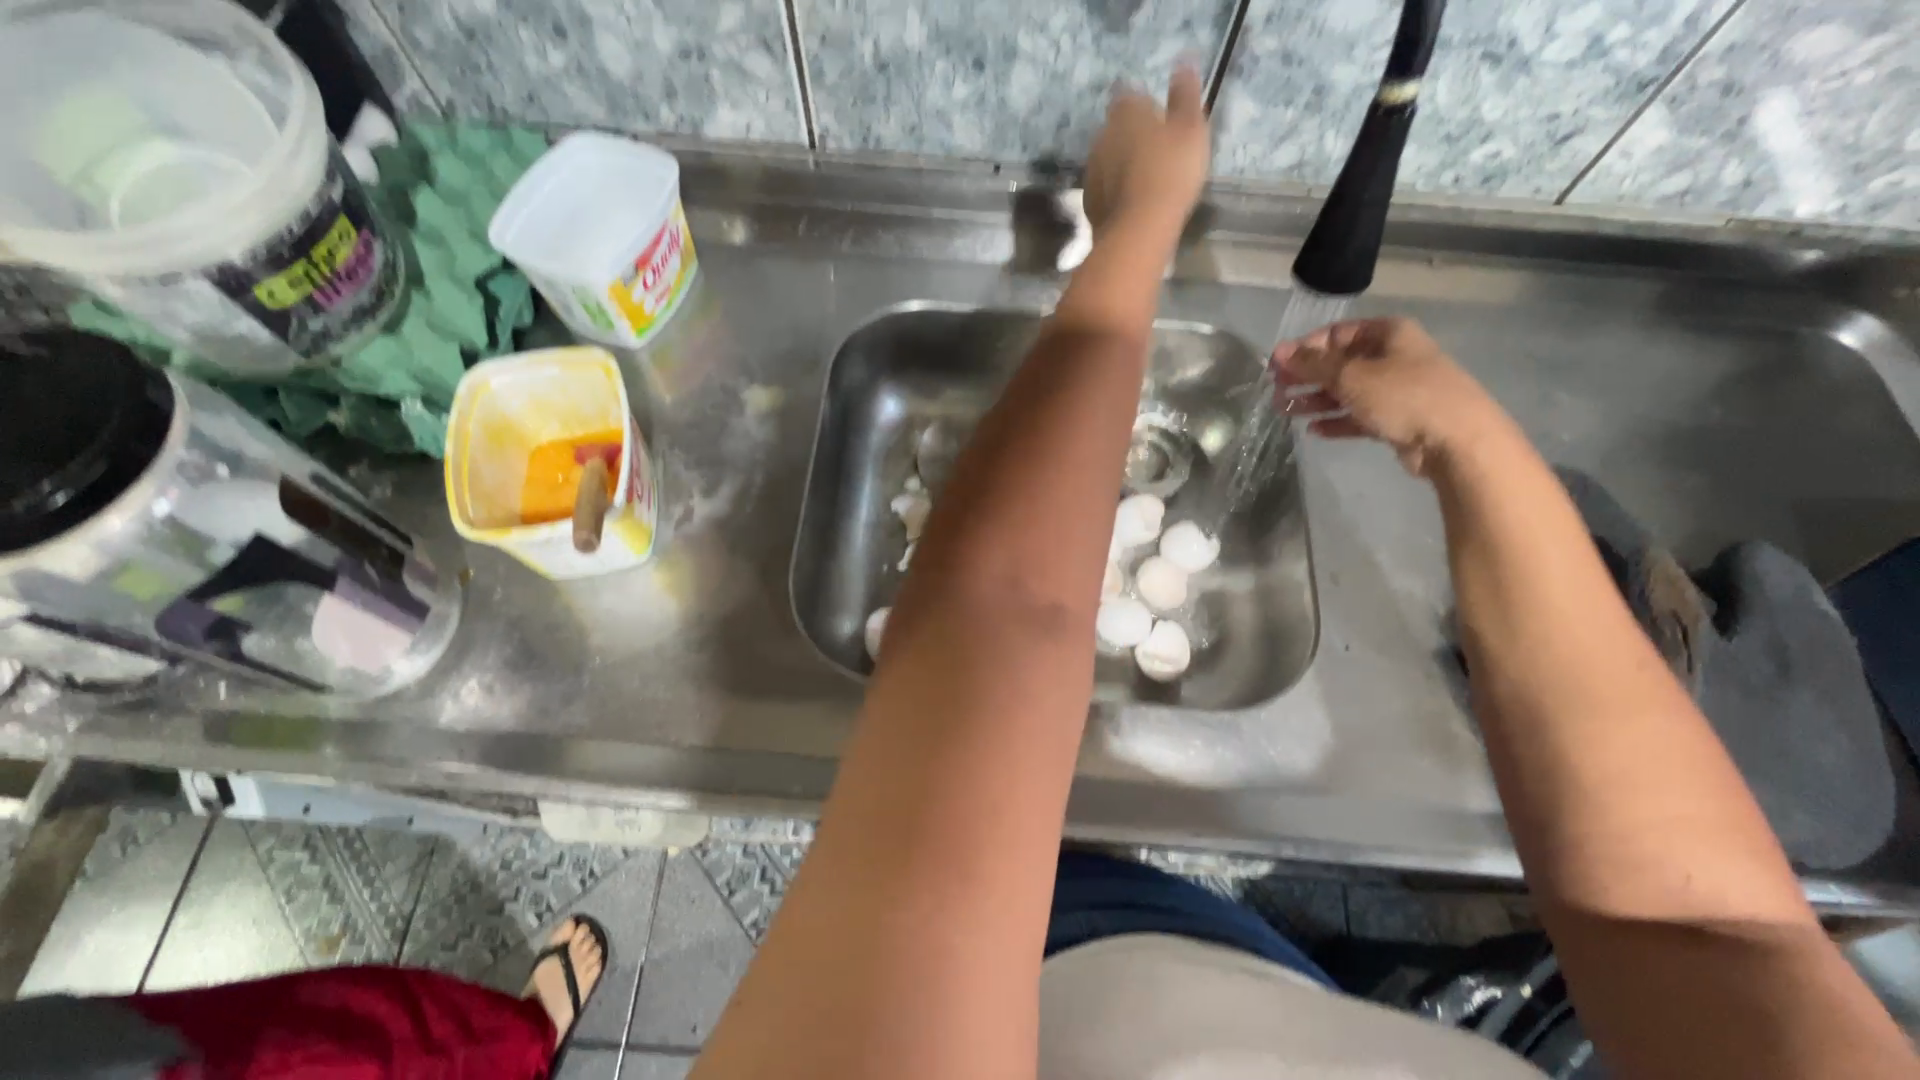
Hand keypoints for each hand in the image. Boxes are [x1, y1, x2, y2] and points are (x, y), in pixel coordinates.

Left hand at [1083, 65, 1210, 234]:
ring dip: (1122, 162)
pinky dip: (1115, 189)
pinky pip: (1104, 186)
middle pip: (1115, 126)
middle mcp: (1101, 135)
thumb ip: (1185, 94)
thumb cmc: (1170, 171)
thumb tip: (1184, 59)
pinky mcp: (1089, 200)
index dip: (1141, 101)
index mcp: (1125, 112)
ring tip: (1145, 176)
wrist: (1139, 227)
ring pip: (1108, 157)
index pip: (1127, 93)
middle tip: (1155, 147)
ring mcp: (1091, 169)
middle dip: (1131, 132)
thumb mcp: (1190, 128)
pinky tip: (1132, 200)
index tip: (1154, 113)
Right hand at [1276, 317, 1503, 476]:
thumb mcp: (1351, 375)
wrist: (1455, 439)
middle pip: (1340, 363)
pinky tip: (1315, 431)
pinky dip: (1337, 421)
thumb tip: (1278, 352)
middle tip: (1277, 391)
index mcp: (1387, 334)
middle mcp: (1393, 356)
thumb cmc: (1402, 395)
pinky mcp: (1398, 419)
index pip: (1336, 333)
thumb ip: (1313, 364)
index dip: (1304, 348)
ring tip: (1287, 412)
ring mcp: (1397, 389)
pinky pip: (1359, 416)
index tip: (1276, 367)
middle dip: (1307, 377)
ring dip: (1317, 400)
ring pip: (1347, 391)